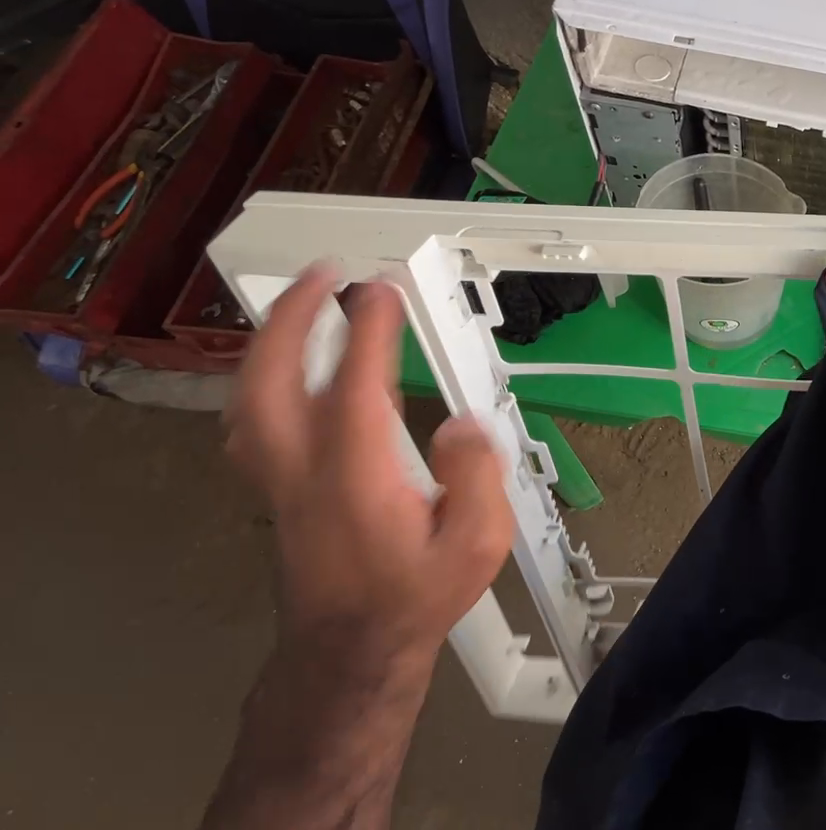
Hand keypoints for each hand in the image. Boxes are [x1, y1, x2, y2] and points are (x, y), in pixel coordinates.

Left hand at [224, 266, 514, 675]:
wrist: (352, 648)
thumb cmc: (416, 596)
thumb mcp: (475, 544)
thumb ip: (476, 476)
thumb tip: (464, 422)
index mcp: (357, 480)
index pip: (353, 387)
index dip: (367, 332)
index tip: (382, 292)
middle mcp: (303, 472)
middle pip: (271, 381)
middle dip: (293, 319)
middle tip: (327, 278)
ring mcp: (278, 480)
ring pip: (248, 398)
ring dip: (269, 343)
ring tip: (301, 308)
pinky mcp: (275, 490)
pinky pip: (251, 420)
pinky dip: (262, 379)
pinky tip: (283, 370)